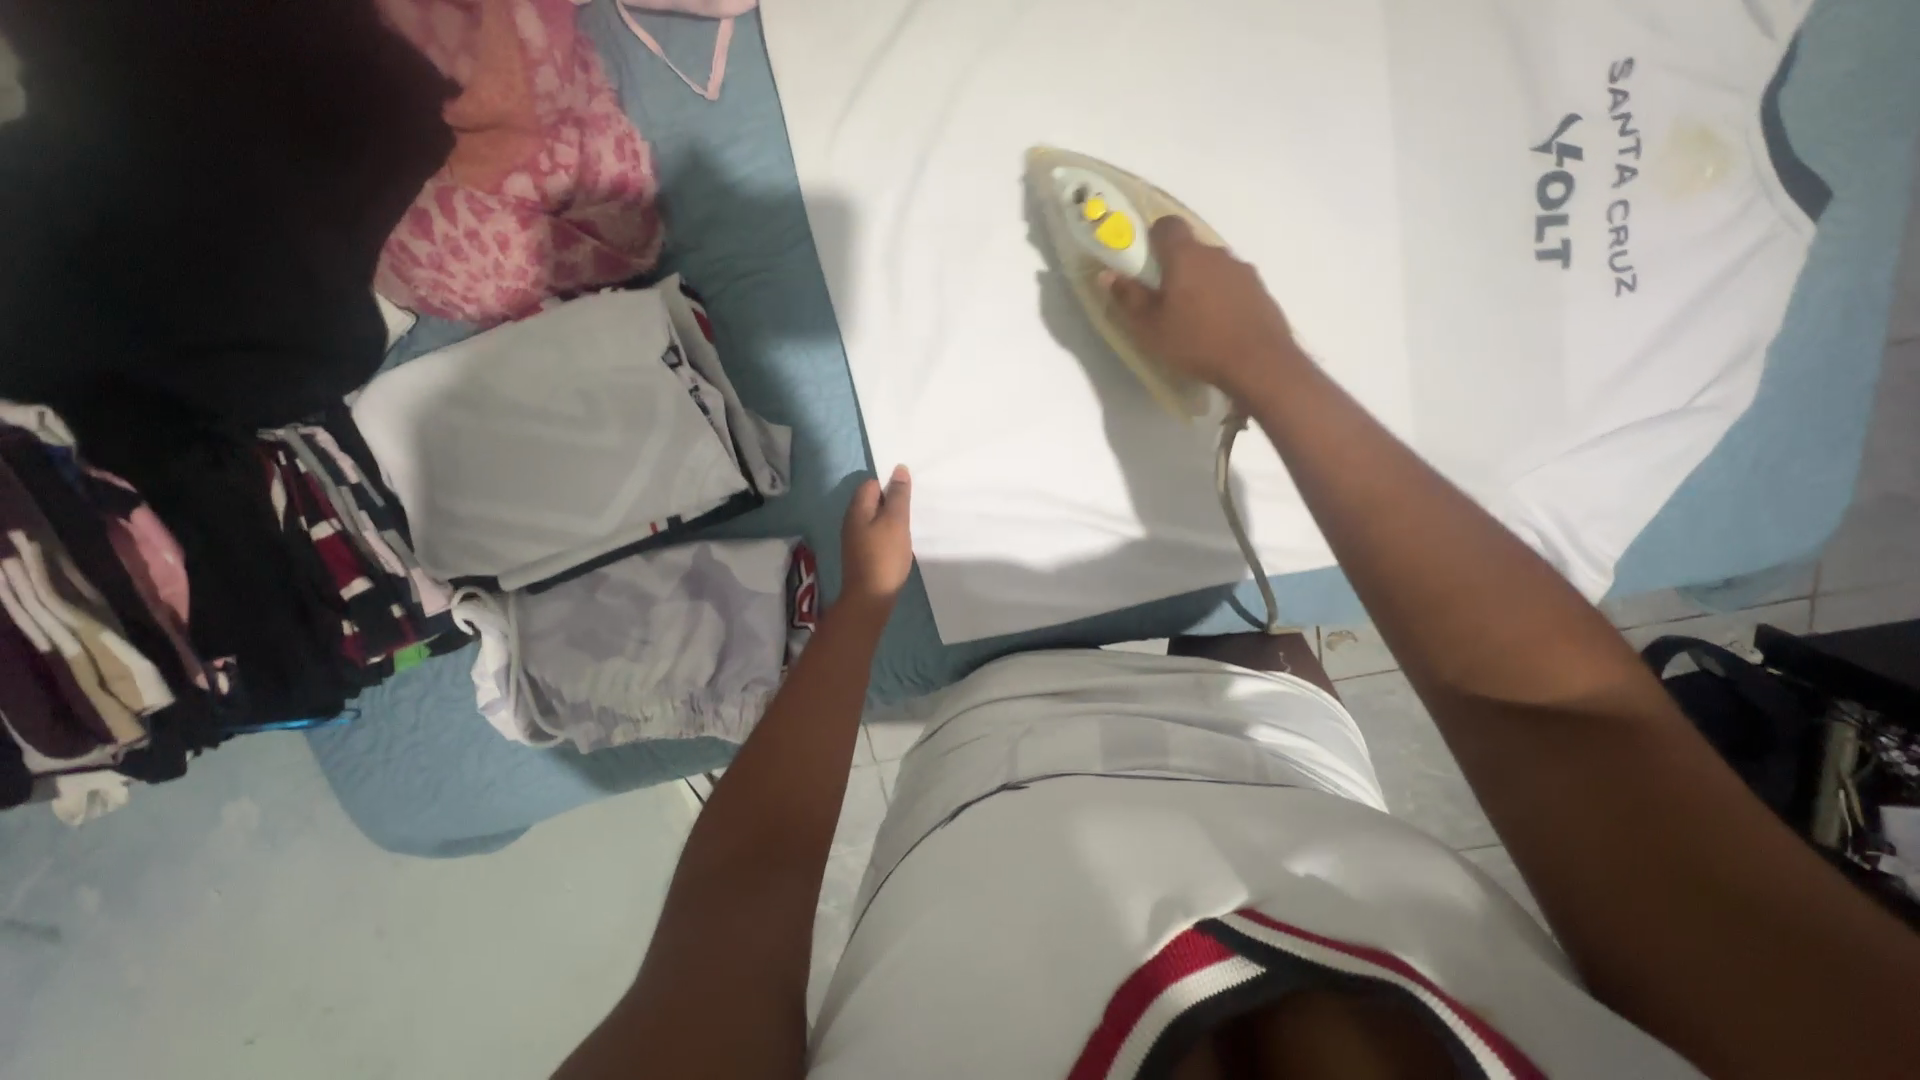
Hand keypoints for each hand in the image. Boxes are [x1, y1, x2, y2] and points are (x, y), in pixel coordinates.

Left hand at [838, 465, 913, 615]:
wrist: (870, 598)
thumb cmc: (884, 556)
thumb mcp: (896, 521)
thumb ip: (898, 495)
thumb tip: (898, 469)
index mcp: (857, 509)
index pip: (871, 484)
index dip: (890, 484)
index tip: (909, 494)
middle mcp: (851, 521)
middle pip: (872, 501)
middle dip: (892, 501)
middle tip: (913, 508)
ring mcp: (855, 539)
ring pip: (875, 519)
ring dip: (891, 519)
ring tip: (910, 526)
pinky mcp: (861, 554)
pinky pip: (875, 534)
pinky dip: (888, 534)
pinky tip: (900, 543)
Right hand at [1103, 217, 1302, 399]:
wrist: (1259, 363)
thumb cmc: (1196, 342)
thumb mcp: (1150, 327)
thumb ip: (1128, 297)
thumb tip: (1107, 274)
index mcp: (1186, 256)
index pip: (1168, 224)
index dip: (1153, 236)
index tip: (1145, 260)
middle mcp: (1217, 254)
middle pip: (1192, 248)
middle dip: (1176, 266)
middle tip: (1165, 298)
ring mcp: (1243, 271)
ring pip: (1214, 268)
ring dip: (1201, 283)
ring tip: (1194, 317)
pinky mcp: (1260, 291)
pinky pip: (1233, 285)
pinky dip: (1223, 298)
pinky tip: (1219, 327)